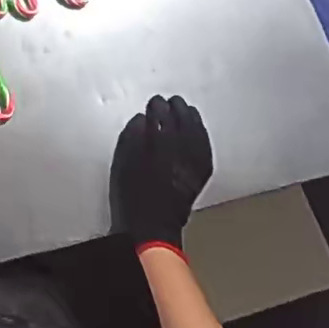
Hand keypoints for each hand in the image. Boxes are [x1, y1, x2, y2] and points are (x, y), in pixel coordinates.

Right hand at [109, 95, 214, 249]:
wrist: (153, 227)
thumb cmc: (132, 196)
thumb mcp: (123, 165)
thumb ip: (131, 139)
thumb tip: (140, 120)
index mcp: (157, 152)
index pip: (161, 121)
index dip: (158, 109)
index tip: (154, 102)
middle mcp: (179, 156)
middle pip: (182, 125)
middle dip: (177, 110)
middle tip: (170, 101)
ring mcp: (193, 166)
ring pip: (197, 135)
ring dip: (192, 119)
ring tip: (186, 109)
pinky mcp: (201, 175)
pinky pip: (205, 149)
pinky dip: (202, 136)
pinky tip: (200, 129)